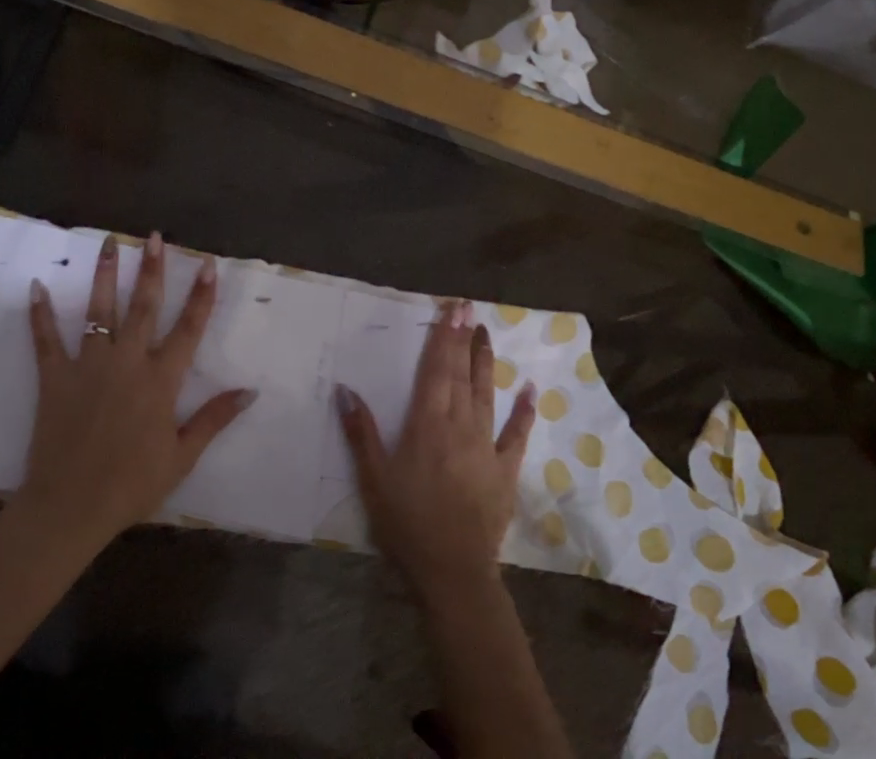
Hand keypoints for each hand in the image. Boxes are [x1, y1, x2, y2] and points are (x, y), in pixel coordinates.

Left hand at [19, 233, 253, 541]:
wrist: (71, 505)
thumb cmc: (132, 485)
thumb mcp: (182, 457)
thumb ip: (214, 419)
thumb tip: (249, 390)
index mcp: (160, 382)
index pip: (188, 329)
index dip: (202, 296)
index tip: (209, 265)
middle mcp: (127, 363)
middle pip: (143, 307)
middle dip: (152, 269)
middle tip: (155, 236)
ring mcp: (88, 367)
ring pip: (98, 311)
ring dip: (105, 275)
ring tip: (109, 243)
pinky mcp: (54, 378)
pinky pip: (46, 339)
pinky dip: (41, 313)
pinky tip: (37, 286)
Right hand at [338, 300, 536, 598]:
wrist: (452, 567)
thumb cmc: (405, 521)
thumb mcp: (373, 478)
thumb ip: (361, 432)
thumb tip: (345, 388)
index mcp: (426, 424)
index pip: (434, 371)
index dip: (442, 338)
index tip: (450, 310)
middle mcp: (459, 425)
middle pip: (460, 374)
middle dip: (463, 339)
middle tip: (469, 308)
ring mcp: (487, 446)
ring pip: (486, 394)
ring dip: (486, 362)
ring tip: (488, 333)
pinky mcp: (505, 469)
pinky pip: (517, 434)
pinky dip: (524, 410)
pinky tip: (530, 389)